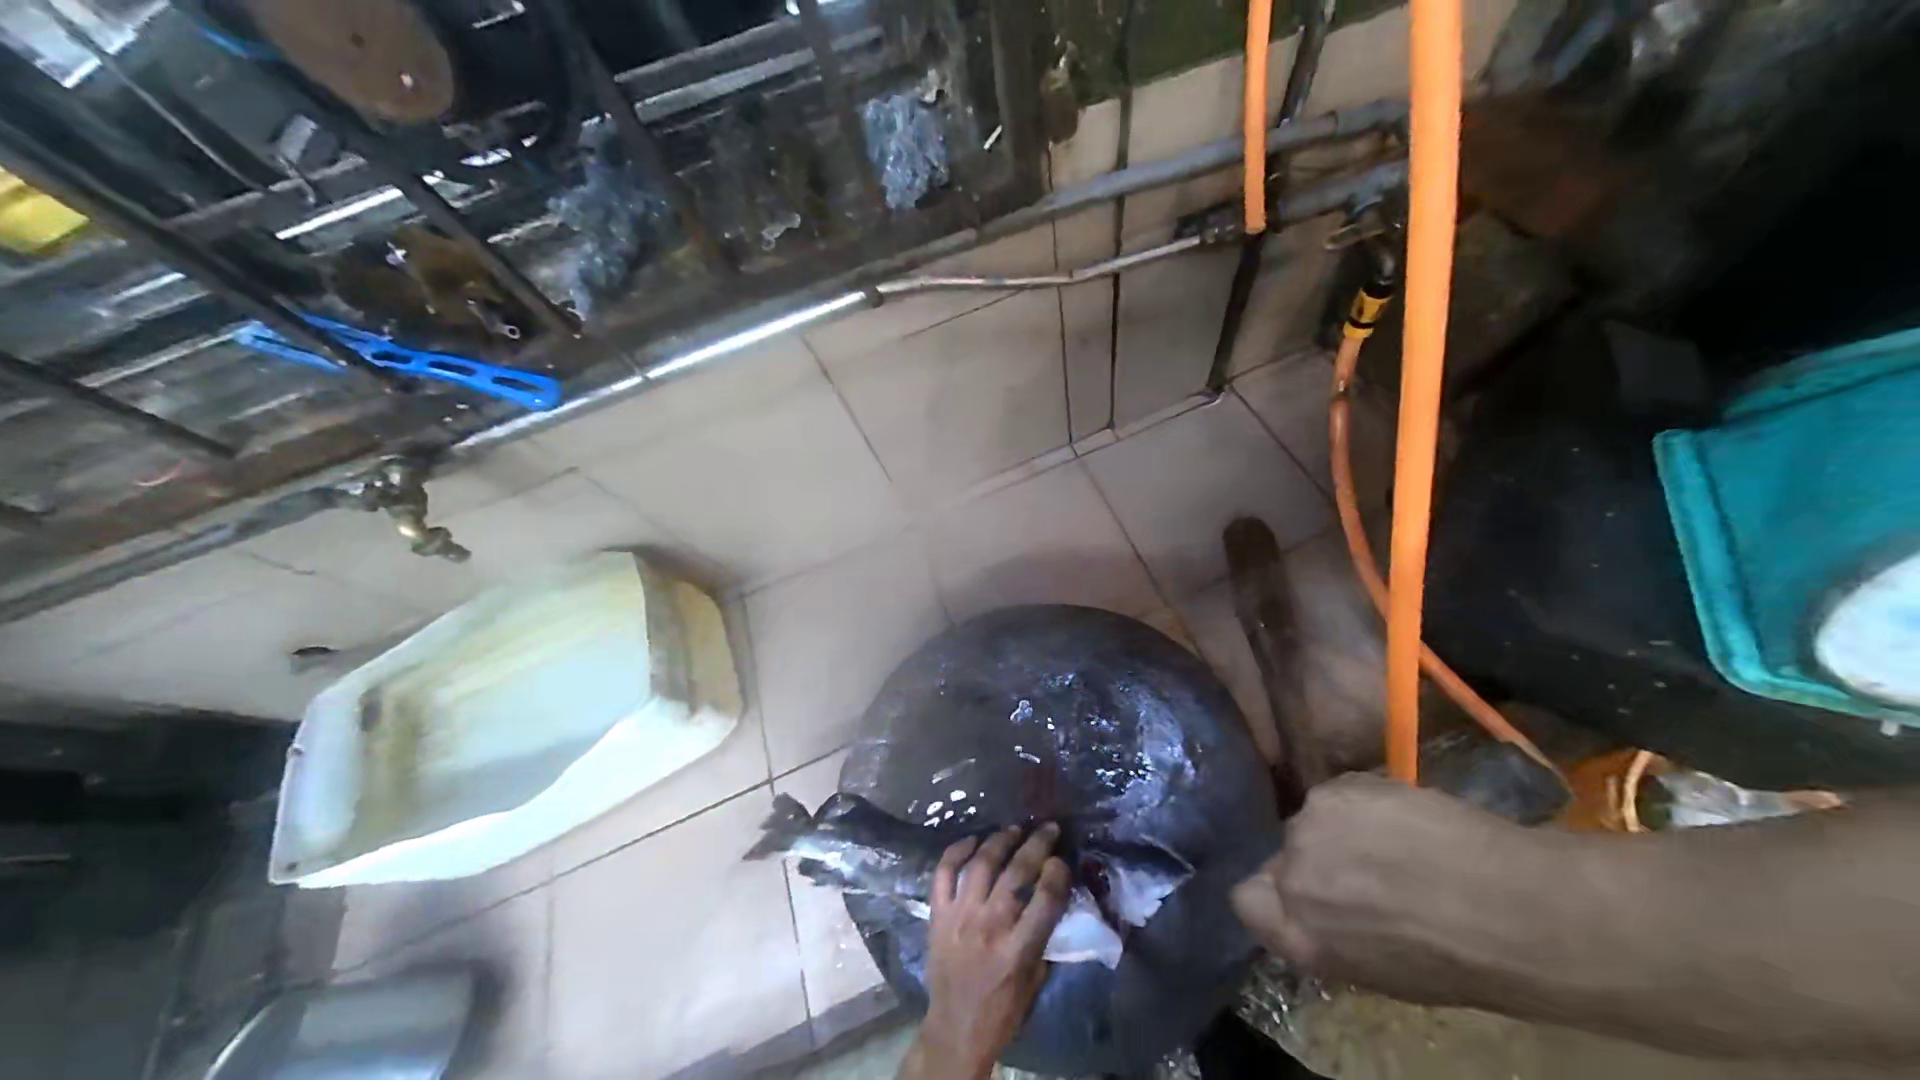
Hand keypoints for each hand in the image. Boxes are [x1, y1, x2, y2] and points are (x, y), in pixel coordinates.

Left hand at [907, 824, 1070, 1079]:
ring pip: (981, 864)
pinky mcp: (937, 914)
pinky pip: (944, 872)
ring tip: (1014, 829)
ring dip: (1000, 840)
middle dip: (1036, 844)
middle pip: (1016, 872)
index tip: (1062, 859)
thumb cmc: (1002, 1008)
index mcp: (1018, 949)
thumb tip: (1052, 896)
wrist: (956, 1028)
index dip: (1058, 873)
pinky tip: (972, 840)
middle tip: (1047, 828)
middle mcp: (989, 926)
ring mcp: (960, 916)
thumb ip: (1042, 936)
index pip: (1045, 899)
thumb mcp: (1034, 978)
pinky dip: (956, 851)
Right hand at [1230, 773, 1562, 1006]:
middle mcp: (1291, 875)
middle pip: (1283, 855)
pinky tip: (1406, 820)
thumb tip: (1313, 904)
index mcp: (1297, 933)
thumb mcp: (1374, 969)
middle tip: (1365, 870)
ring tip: (1394, 842)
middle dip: (1314, 860)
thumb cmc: (1459, 961)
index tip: (1307, 897)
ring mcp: (1310, 825)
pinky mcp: (1339, 787)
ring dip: (1339, 829)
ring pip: (1311, 820)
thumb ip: (1322, 931)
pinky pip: (1338, 793)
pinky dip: (1363, 804)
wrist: (1515, 909)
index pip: (1246, 899)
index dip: (1273, 895)